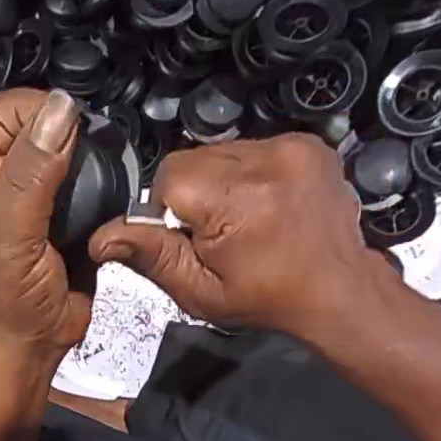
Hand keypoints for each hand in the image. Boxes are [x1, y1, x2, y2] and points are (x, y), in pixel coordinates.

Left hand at [0, 88, 90, 364]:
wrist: (37, 346)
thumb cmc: (10, 301)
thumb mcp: (11, 233)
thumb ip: (31, 173)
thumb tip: (59, 113)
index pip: (1, 113)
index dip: (32, 109)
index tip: (66, 128)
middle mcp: (10, 185)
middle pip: (37, 127)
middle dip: (65, 129)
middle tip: (88, 150)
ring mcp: (44, 204)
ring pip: (68, 155)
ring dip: (89, 157)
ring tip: (101, 172)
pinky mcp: (74, 221)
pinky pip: (91, 186)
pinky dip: (103, 184)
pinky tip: (108, 195)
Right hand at [87, 134, 376, 335]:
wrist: (338, 290)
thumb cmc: (269, 298)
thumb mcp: (200, 292)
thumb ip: (151, 257)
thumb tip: (101, 237)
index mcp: (236, 199)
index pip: (168, 176)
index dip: (168, 209)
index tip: (192, 238)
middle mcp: (266, 161)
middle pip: (193, 158)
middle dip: (194, 194)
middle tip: (218, 233)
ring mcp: (291, 147)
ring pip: (221, 151)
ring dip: (221, 182)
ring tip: (244, 220)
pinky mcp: (306, 142)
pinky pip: (252, 148)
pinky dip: (248, 174)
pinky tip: (263, 204)